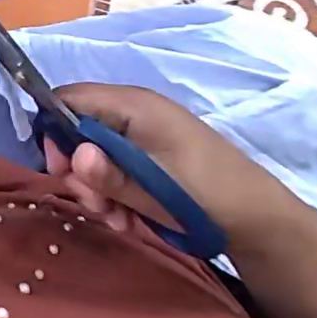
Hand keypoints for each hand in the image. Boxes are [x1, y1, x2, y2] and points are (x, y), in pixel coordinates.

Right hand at [41, 84, 300, 240]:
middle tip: (94, 204)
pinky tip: (128, 218)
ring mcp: (145, 133)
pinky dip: (115, 192)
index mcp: (134, 105)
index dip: (55, 131)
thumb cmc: (206, 195)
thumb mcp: (154, 190)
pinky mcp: (153, 154)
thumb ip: (110, 174)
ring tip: (116, 218)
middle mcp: (135, 111)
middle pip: (80, 128)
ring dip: (97, 188)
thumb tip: (75, 155)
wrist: (261, 219)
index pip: (70, 98)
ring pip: (96, 152)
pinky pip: (117, 166)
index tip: (60, 170)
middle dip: (79, 169)